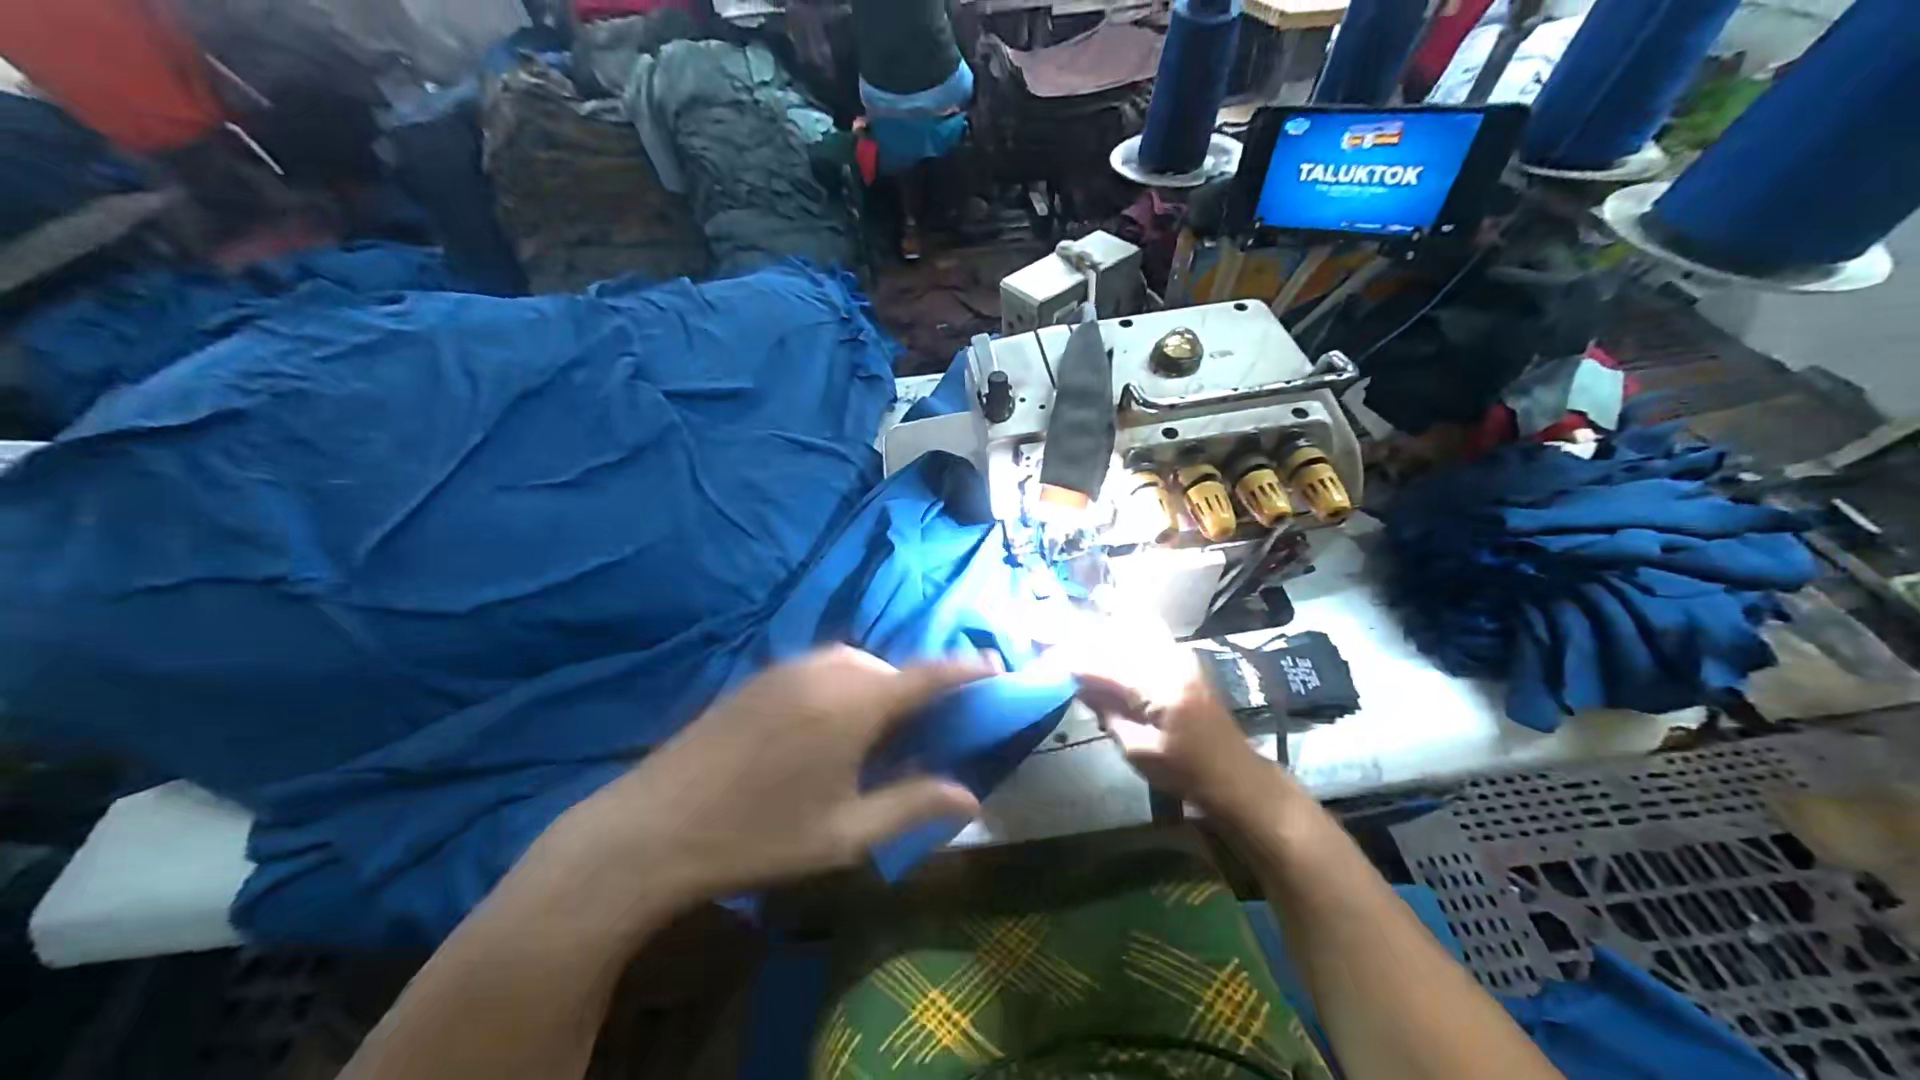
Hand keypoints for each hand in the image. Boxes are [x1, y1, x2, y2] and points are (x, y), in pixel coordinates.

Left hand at [545, 646, 989, 909]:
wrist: (653, 828)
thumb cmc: (760, 836)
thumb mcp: (846, 834)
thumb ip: (913, 806)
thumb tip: (970, 798)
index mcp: (855, 704)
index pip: (927, 675)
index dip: (965, 668)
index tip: (994, 665)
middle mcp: (826, 671)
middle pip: (890, 668)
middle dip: (918, 688)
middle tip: (931, 725)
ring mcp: (787, 668)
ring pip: (854, 663)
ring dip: (879, 684)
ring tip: (881, 729)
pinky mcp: (759, 676)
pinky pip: (821, 667)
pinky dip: (844, 683)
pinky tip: (831, 725)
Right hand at [1059, 622, 1279, 823]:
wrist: (1236, 776)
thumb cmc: (1186, 772)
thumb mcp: (1138, 750)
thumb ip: (1107, 712)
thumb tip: (1078, 686)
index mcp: (1160, 684)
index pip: (1104, 663)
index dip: (1071, 661)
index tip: (1044, 658)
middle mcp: (1171, 659)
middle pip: (1115, 639)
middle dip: (1081, 642)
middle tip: (1049, 643)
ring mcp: (1180, 656)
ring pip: (1130, 632)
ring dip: (1100, 638)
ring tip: (1072, 646)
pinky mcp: (1183, 660)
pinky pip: (1145, 638)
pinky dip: (1120, 641)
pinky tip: (1103, 650)